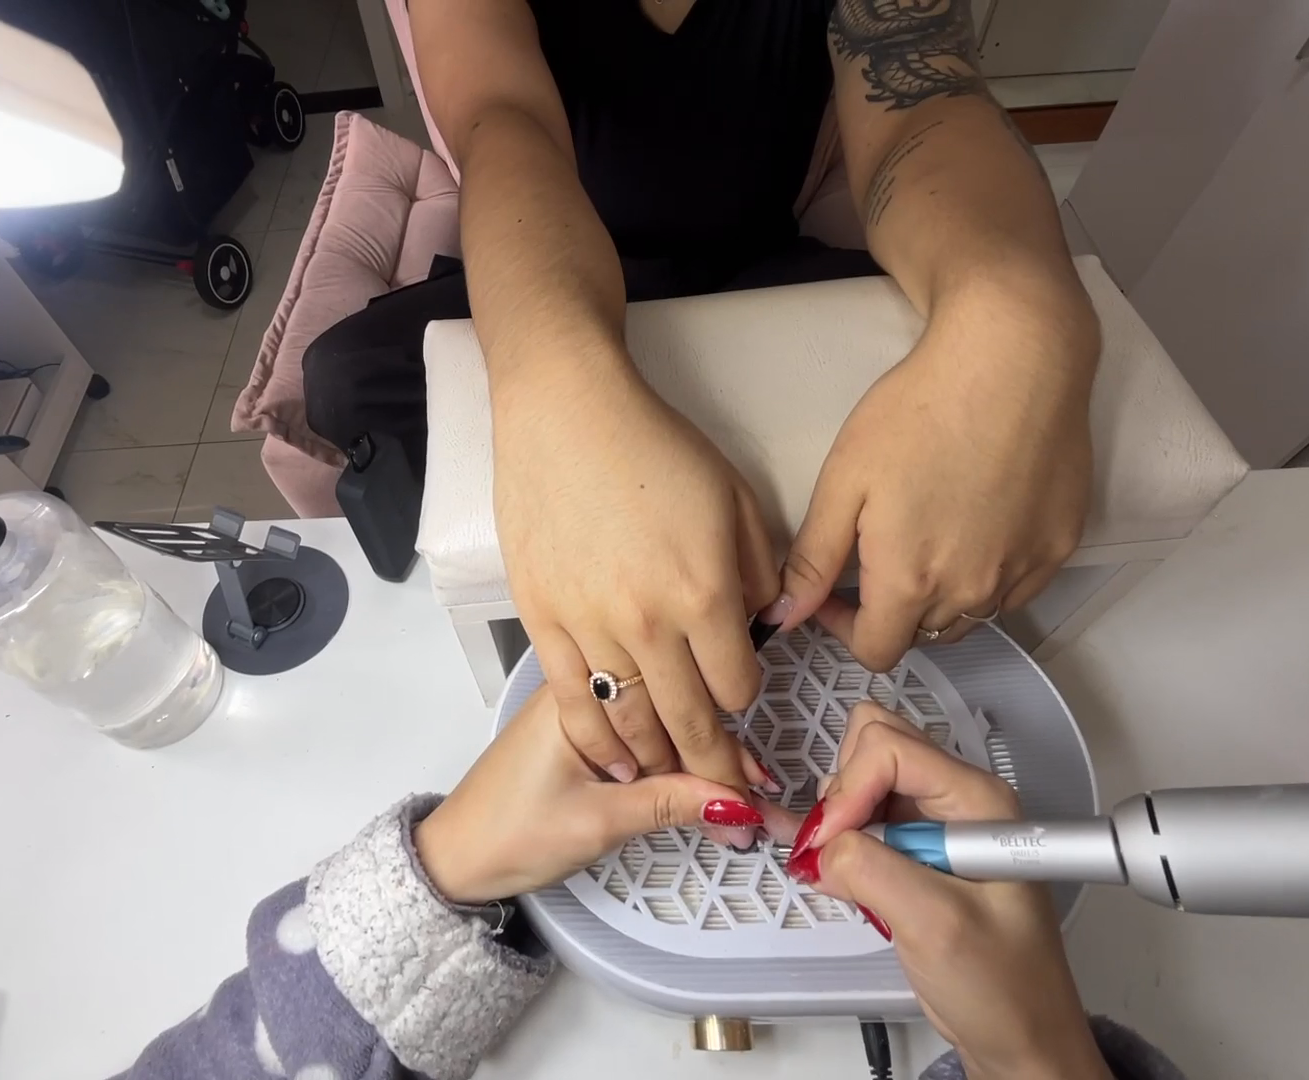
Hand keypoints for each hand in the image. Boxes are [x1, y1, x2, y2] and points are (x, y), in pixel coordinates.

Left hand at [414, 688, 768, 904]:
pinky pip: (639, 745)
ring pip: (658, 732)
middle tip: (764, 804)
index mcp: (578, 698)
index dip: (720, 757)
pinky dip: (670, 770)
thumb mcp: (595, 822)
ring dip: (698, 768)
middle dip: (718, 763)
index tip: (760, 794)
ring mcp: (583, 714)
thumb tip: (735, 803)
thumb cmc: (509, 832)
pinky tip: (701, 790)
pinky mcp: (582, 738)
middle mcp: (583, 694)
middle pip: (667, 719)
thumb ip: (666, 804)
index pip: (669, 716)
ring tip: (747, 801)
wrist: (456, 855)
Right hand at [493, 366, 777, 812]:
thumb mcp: (734, 498)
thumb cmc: (655, 448)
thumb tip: (766, 625)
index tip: (744, 703)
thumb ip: (761, 571)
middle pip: (690, 719)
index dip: (747, 701)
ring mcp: (589, 628)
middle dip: (716, 760)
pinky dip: (596, 740)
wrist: (564, 418)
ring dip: (658, 758)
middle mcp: (649, 626)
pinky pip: (571, 701)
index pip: (738, 683)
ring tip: (673, 778)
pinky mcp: (542, 622)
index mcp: (705, 594)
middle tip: (730, 787)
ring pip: (630, 720)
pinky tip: (613, 765)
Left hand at [770, 302, 1095, 670]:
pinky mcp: (1061, 545)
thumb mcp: (842, 486)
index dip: (842, 630)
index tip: (830, 592)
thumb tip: (783, 617)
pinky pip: (1013, 590)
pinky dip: (983, 579)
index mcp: (911, 581)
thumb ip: (812, 562)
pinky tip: (970, 530)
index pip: (876, 651)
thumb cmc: (914, 416)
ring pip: (967, 617)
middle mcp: (973, 590)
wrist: (1013, 359)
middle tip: (871, 560)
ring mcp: (1024, 570)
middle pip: (920, 636)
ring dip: (934, 599)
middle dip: (885, 613)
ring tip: (919, 543)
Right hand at [785, 704, 1109, 1079]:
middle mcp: (955, 793)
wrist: (1020, 1039)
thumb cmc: (1002, 987)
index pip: (889, 747)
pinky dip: (834, 825)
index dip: (850, 788)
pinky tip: (830, 859)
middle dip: (842, 785)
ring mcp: (933, 814)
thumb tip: (819, 847)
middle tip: (835, 842)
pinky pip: (859, 805)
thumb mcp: (934, 924)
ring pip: (860, 768)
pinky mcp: (912, 838)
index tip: (829, 844)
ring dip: (838, 810)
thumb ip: (869, 868)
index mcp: (977, 799)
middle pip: (874, 738)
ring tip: (843, 864)